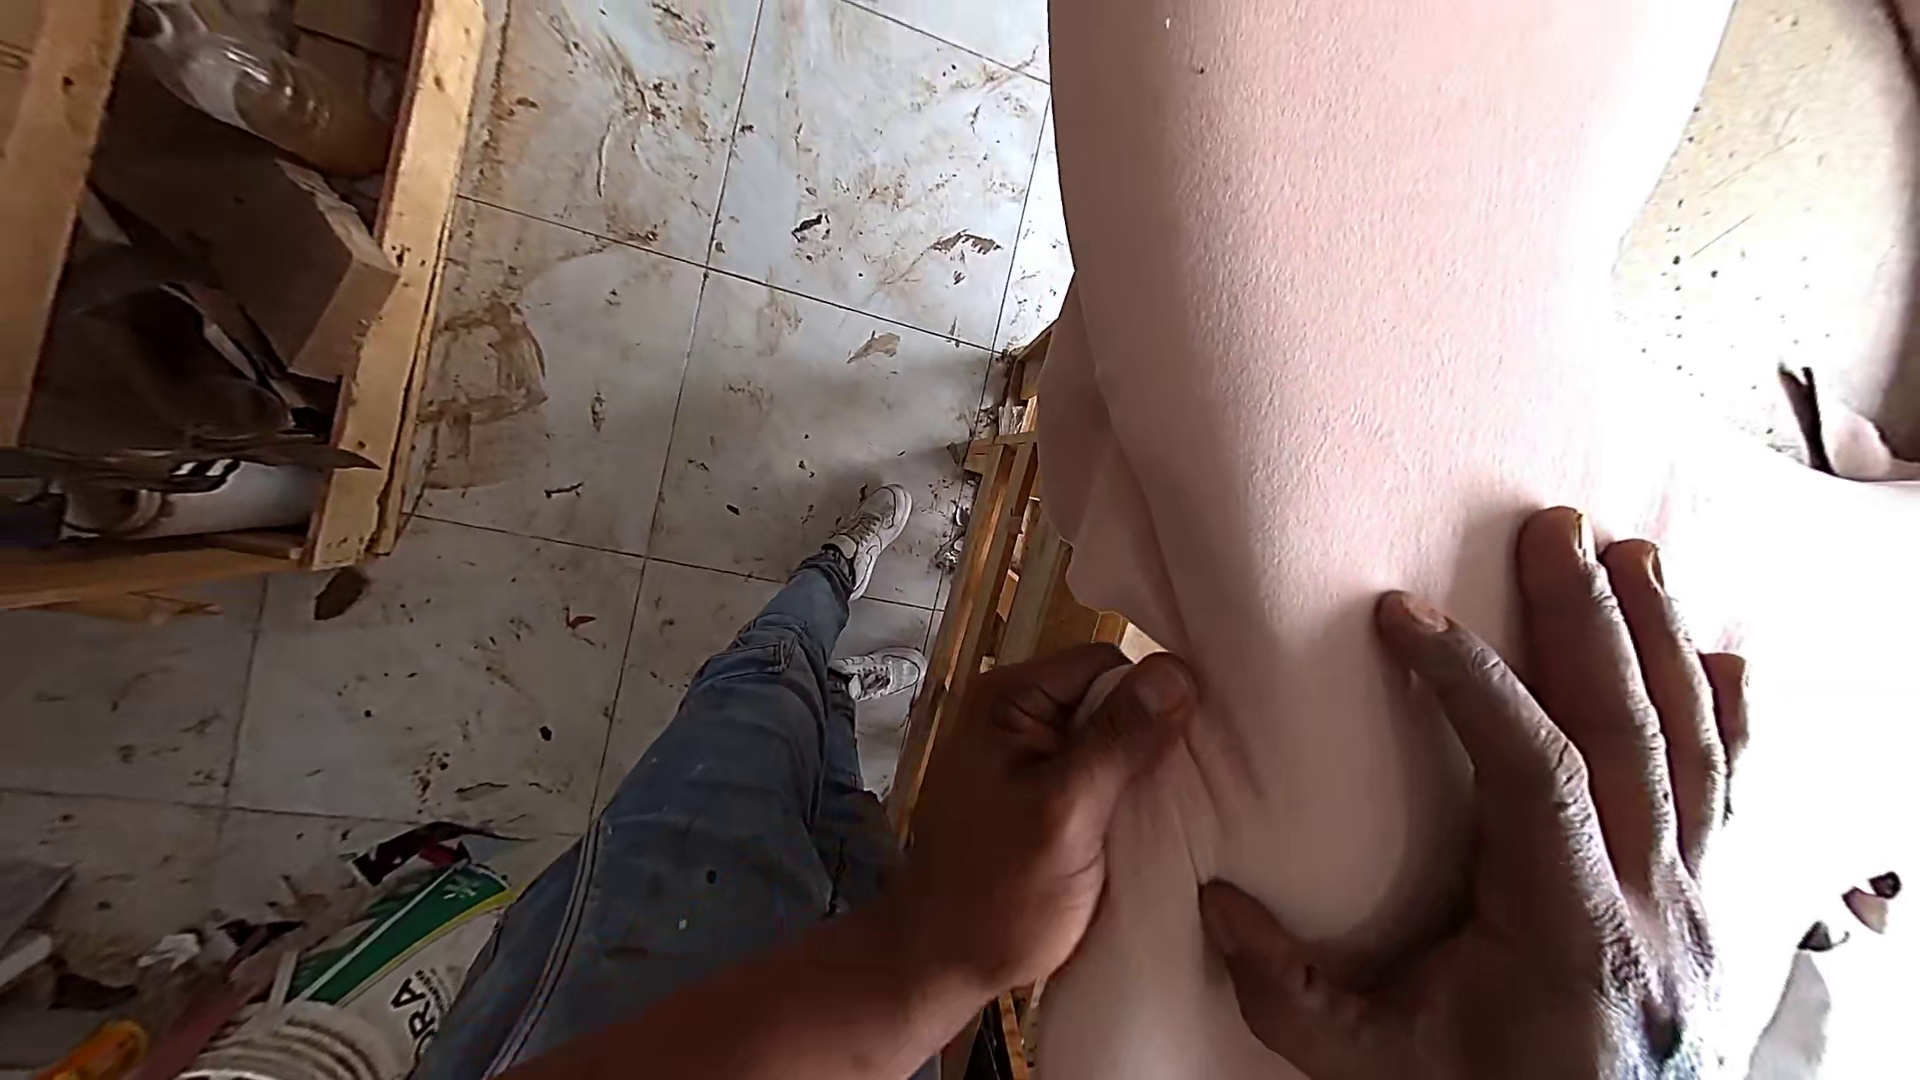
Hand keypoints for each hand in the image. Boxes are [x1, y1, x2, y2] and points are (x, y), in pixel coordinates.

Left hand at [898, 645, 1195, 994]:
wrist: (947, 961)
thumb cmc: (997, 890)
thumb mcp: (1065, 811)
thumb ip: (1119, 740)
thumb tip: (1177, 669)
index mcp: (1010, 697)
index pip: (1102, 663)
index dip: (1152, 691)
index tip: (1197, 734)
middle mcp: (1018, 711)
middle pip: (1107, 695)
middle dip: (1152, 730)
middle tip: (1199, 773)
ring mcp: (1030, 751)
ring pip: (1108, 734)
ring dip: (1144, 762)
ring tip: (1188, 795)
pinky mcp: (1044, 787)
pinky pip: (1099, 769)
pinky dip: (1128, 787)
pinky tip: (1158, 813)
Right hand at [1200, 507, 1749, 1077]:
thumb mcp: (1363, 1066)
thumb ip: (1281, 989)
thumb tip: (1214, 899)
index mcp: (1565, 930)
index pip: (1529, 772)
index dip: (1468, 681)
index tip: (1399, 612)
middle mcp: (1647, 902)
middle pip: (1628, 732)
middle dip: (1587, 620)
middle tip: (1555, 531)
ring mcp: (1687, 899)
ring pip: (1688, 746)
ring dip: (1655, 641)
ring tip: (1630, 556)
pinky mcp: (1691, 900)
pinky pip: (1725, 791)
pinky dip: (1725, 718)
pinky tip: (1722, 661)